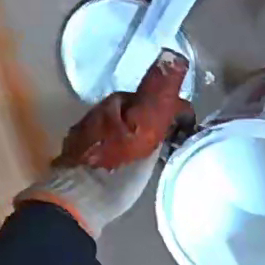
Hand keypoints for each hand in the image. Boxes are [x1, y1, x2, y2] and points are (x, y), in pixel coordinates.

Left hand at [18, 51, 194, 235]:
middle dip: (155, 123)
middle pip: (135, 112)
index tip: (187, 130)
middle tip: (174, 145)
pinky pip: (111, 146)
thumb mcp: (145, 135)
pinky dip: (126, 151)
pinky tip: (133, 166)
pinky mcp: (80, 157)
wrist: (78, 202)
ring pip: (122, 129)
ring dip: (140, 138)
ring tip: (156, 158)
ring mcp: (85, 136)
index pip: (150, 96)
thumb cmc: (116, 170)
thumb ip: (160, 103)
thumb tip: (173, 62)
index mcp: (114, 104)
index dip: (172, 111)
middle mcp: (96, 114)